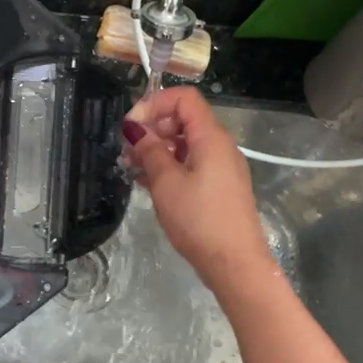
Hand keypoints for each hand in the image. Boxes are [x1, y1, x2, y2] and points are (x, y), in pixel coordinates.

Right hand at [122, 87, 275, 289]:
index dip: (154, 103)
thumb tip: (136, 129)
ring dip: (158, 150)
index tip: (131, 126)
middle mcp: (220, 146)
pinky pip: (192, 164)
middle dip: (152, 129)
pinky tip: (150, 185)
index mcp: (210, 137)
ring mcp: (222, 167)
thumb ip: (150, 150)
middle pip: (183, 120)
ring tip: (133, 170)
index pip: (184, 99)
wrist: (235, 264)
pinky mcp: (220, 187)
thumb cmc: (199, 219)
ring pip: (186, 144)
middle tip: (127, 152)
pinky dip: (170, 167)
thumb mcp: (166, 183)